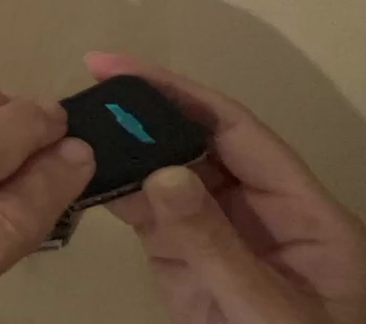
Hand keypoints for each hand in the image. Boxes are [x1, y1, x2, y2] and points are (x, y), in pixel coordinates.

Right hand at [85, 53, 365, 323]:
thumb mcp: (267, 308)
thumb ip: (215, 241)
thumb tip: (159, 170)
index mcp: (304, 216)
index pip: (236, 131)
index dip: (176, 91)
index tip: (111, 65)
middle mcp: (258, 211)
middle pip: (192, 142)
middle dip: (136, 115)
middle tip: (77, 93)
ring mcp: (215, 229)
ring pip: (158, 168)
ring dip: (114, 148)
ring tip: (61, 127)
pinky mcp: (179, 249)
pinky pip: (138, 204)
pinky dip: (103, 184)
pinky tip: (69, 171)